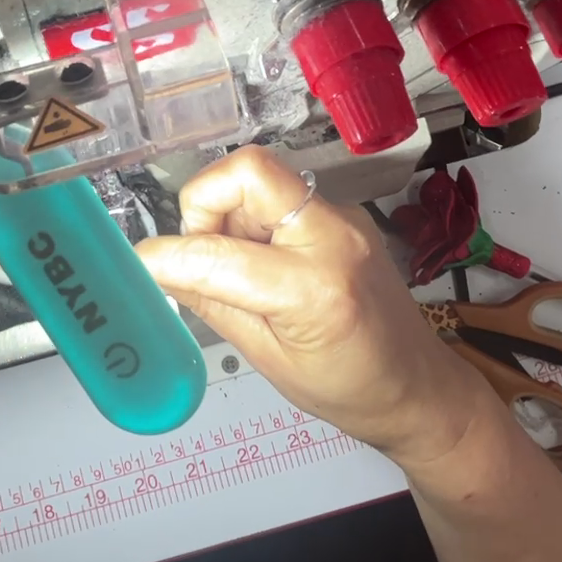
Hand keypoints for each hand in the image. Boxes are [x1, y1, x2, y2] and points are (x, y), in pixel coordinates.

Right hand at [135, 147, 499, 466]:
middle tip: (201, 249)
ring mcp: (342, 217)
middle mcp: (332, 235)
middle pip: (247, 170)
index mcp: (314, 289)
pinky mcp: (342, 212)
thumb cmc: (347, 391)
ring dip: (226, 210)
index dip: (165, 256)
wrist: (422, 387)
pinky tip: (260, 261)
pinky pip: (279, 194)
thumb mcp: (267, 359)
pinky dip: (250, 217)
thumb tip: (159, 269)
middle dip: (202, 201)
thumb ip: (210, 303)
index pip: (218, 253)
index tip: (140, 264)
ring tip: (235, 263)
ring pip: (259, 175)